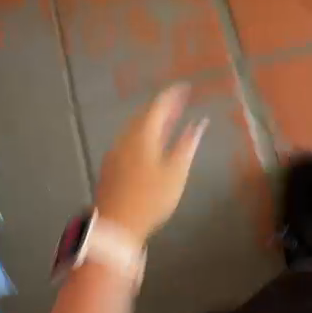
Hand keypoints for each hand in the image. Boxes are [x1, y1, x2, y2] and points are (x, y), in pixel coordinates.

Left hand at [94, 85, 208, 242]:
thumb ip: (187, 145)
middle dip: (164, 107)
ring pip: (136, 127)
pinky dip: (144, 134)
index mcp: (142, 134)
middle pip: (145, 114)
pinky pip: (130, 139)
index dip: (172, 95)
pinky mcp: (112, 164)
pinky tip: (152, 143)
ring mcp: (117, 150)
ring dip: (153, 121)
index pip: (158, 105)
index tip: (185, 88)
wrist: (116, 224)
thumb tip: (199, 123)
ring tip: (170, 121)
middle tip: (180, 103)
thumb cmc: (151, 198)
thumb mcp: (176, 173)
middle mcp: (127, 137)